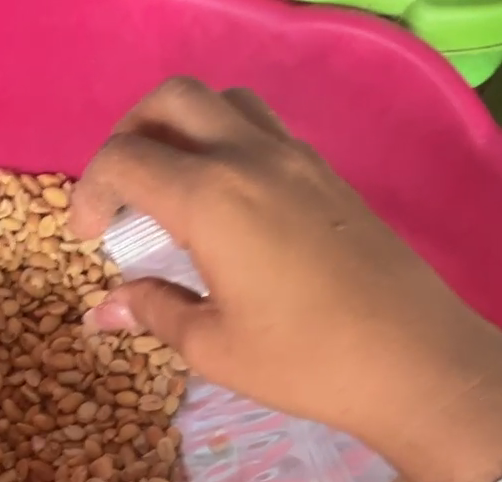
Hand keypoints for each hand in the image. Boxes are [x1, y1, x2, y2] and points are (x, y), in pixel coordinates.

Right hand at [70, 77, 501, 481]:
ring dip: (184, 128)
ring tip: (174, 188)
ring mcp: (298, 158)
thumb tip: (102, 311)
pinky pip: (264, 129)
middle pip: (172, 100)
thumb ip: (154, 312)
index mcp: (212, 197)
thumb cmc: (304, 362)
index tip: (87, 237)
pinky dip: (227, 143)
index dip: (90, 190)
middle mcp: (252, 156)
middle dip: (130, 135)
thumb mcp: (214, 348)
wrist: (413, 360)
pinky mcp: (329, 175)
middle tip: (121, 193)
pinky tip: (229, 205)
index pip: (127, 159)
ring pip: (225, 102)